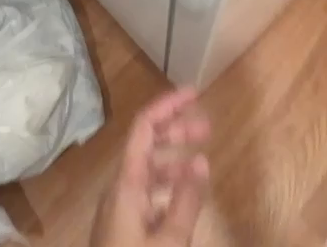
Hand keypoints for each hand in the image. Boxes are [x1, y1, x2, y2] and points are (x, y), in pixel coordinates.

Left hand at [89, 88, 210, 246]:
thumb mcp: (170, 241)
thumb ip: (186, 200)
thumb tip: (201, 160)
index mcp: (125, 184)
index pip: (144, 127)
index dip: (168, 105)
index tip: (196, 93)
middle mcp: (118, 190)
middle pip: (145, 145)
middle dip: (176, 130)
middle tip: (209, 128)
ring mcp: (117, 211)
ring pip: (145, 171)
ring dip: (173, 159)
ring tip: (201, 162)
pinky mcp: (120, 232)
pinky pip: (144, 194)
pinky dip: (166, 186)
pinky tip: (183, 198)